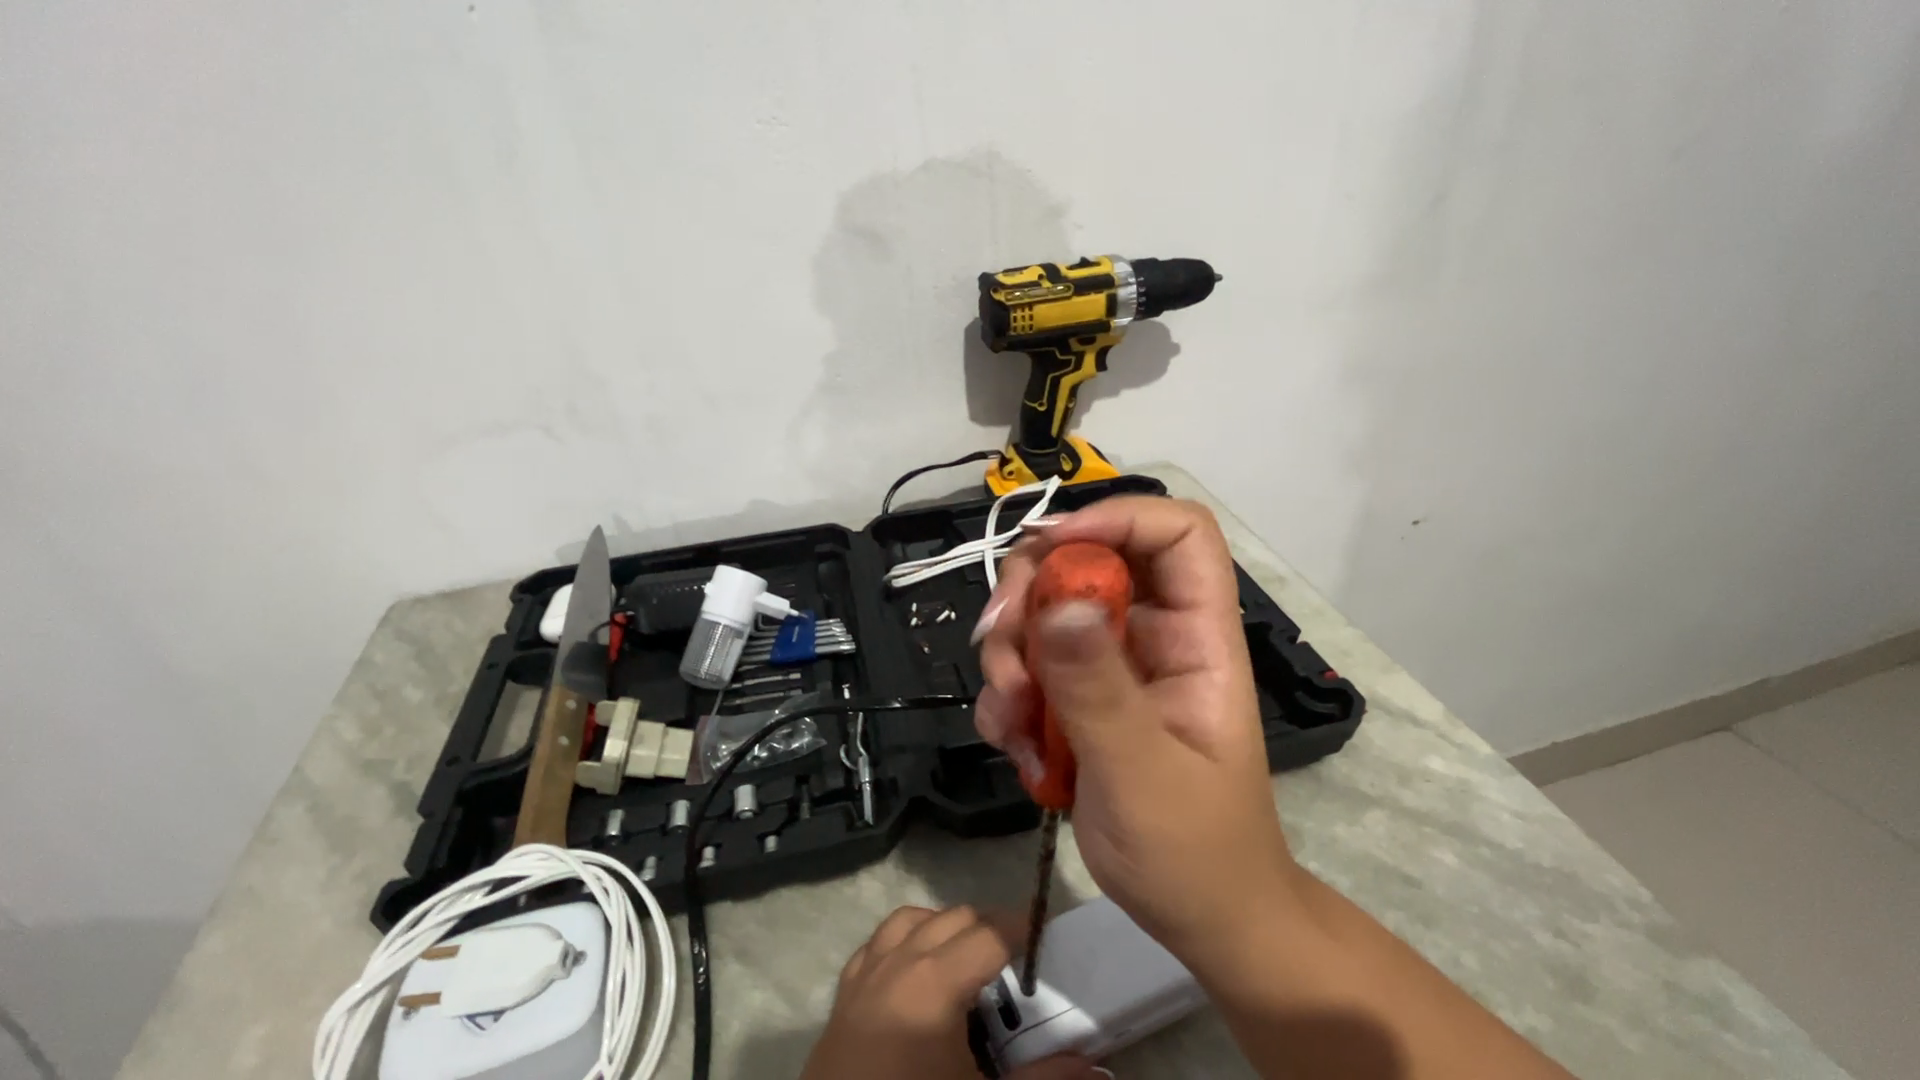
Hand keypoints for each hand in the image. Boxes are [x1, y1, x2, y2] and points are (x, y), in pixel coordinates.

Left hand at [800, 905, 1100, 1079]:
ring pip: (913, 919)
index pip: (991, 933)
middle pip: (956, 917)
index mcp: (935, 982)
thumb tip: (1097, 1068)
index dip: (1024, 928)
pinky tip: (916, 970)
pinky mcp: (843, 993)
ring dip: (946, 927)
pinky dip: (905, 940)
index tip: (1048, 936)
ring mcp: (866, 973)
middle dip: (991, 928)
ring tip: (969, 960)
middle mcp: (899, 962)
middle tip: (1017, 962)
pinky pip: (878, 942)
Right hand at [973, 497, 1301, 961]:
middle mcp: (1155, 639)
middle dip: (1031, 596)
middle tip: (998, 643)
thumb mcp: (1141, 771)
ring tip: (1012, 721)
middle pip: (1088, 564)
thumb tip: (1060, 598)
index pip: (1177, 534)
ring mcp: (1113, 670)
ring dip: (1010, 659)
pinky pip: (1029, 671)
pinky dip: (1008, 703)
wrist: (1200, 919)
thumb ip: (1098, 687)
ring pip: (1045, 616)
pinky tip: (1016, 751)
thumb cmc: (1193, 851)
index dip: (1117, 519)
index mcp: (1199, 638)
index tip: (1048, 550)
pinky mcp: (1079, 703)